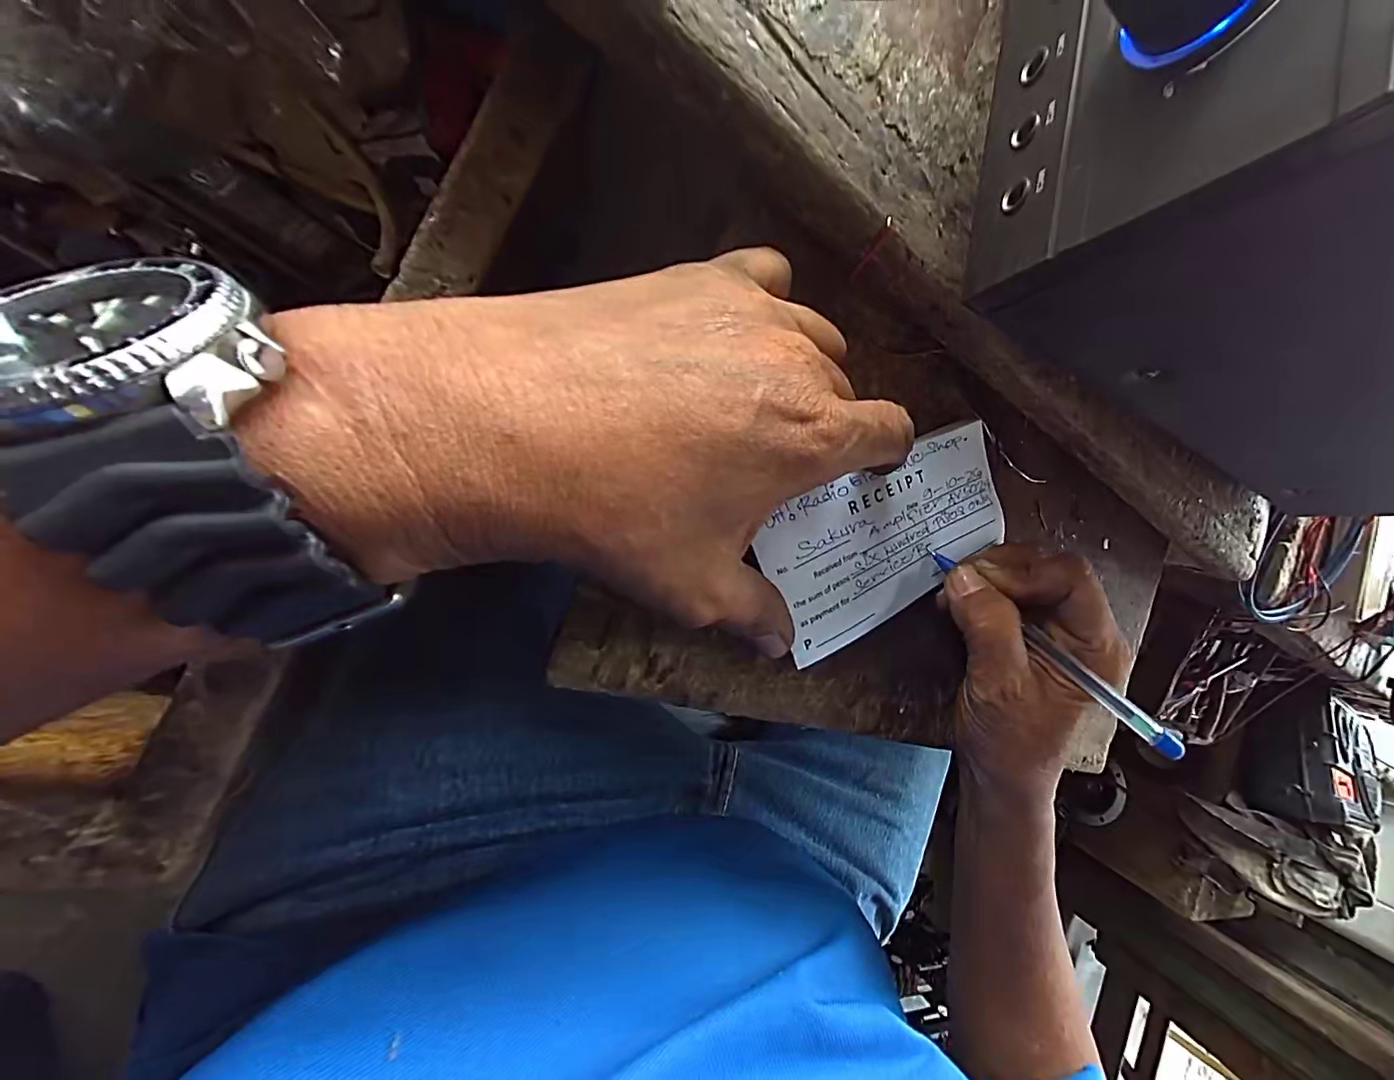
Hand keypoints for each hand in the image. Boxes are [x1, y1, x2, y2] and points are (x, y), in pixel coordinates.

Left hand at [240, 248, 913, 656]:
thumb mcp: (693, 583)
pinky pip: (764, 276)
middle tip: (784, 449)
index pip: (893, 429)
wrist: (494, 420)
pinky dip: (765, 299)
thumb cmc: (614, 511)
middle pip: (848, 384)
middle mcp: (800, 362)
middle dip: (832, 417)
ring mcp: (750, 310)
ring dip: (806, 363)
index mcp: (815, 435)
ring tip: (760, 390)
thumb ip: (754, 614)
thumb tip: (782, 646)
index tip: (864, 469)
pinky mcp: (698, 275)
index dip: (887, 452)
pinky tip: (730, 326)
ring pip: (814, 332)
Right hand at [941, 544, 1130, 795]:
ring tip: (956, 594)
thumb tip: (964, 577)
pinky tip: (962, 602)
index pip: (1073, 579)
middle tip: (960, 582)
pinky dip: (985, 590)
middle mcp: (1086, 630)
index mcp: (1097, 646)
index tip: (981, 582)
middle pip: (1051, 570)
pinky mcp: (1036, 631)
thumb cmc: (1012, 747)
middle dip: (1003, 571)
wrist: (1002, 780)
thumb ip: (988, 627)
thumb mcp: (1000, 688)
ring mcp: (1060, 629)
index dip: (1026, 572)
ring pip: (1030, 576)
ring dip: (990, 577)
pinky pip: (1014, 593)